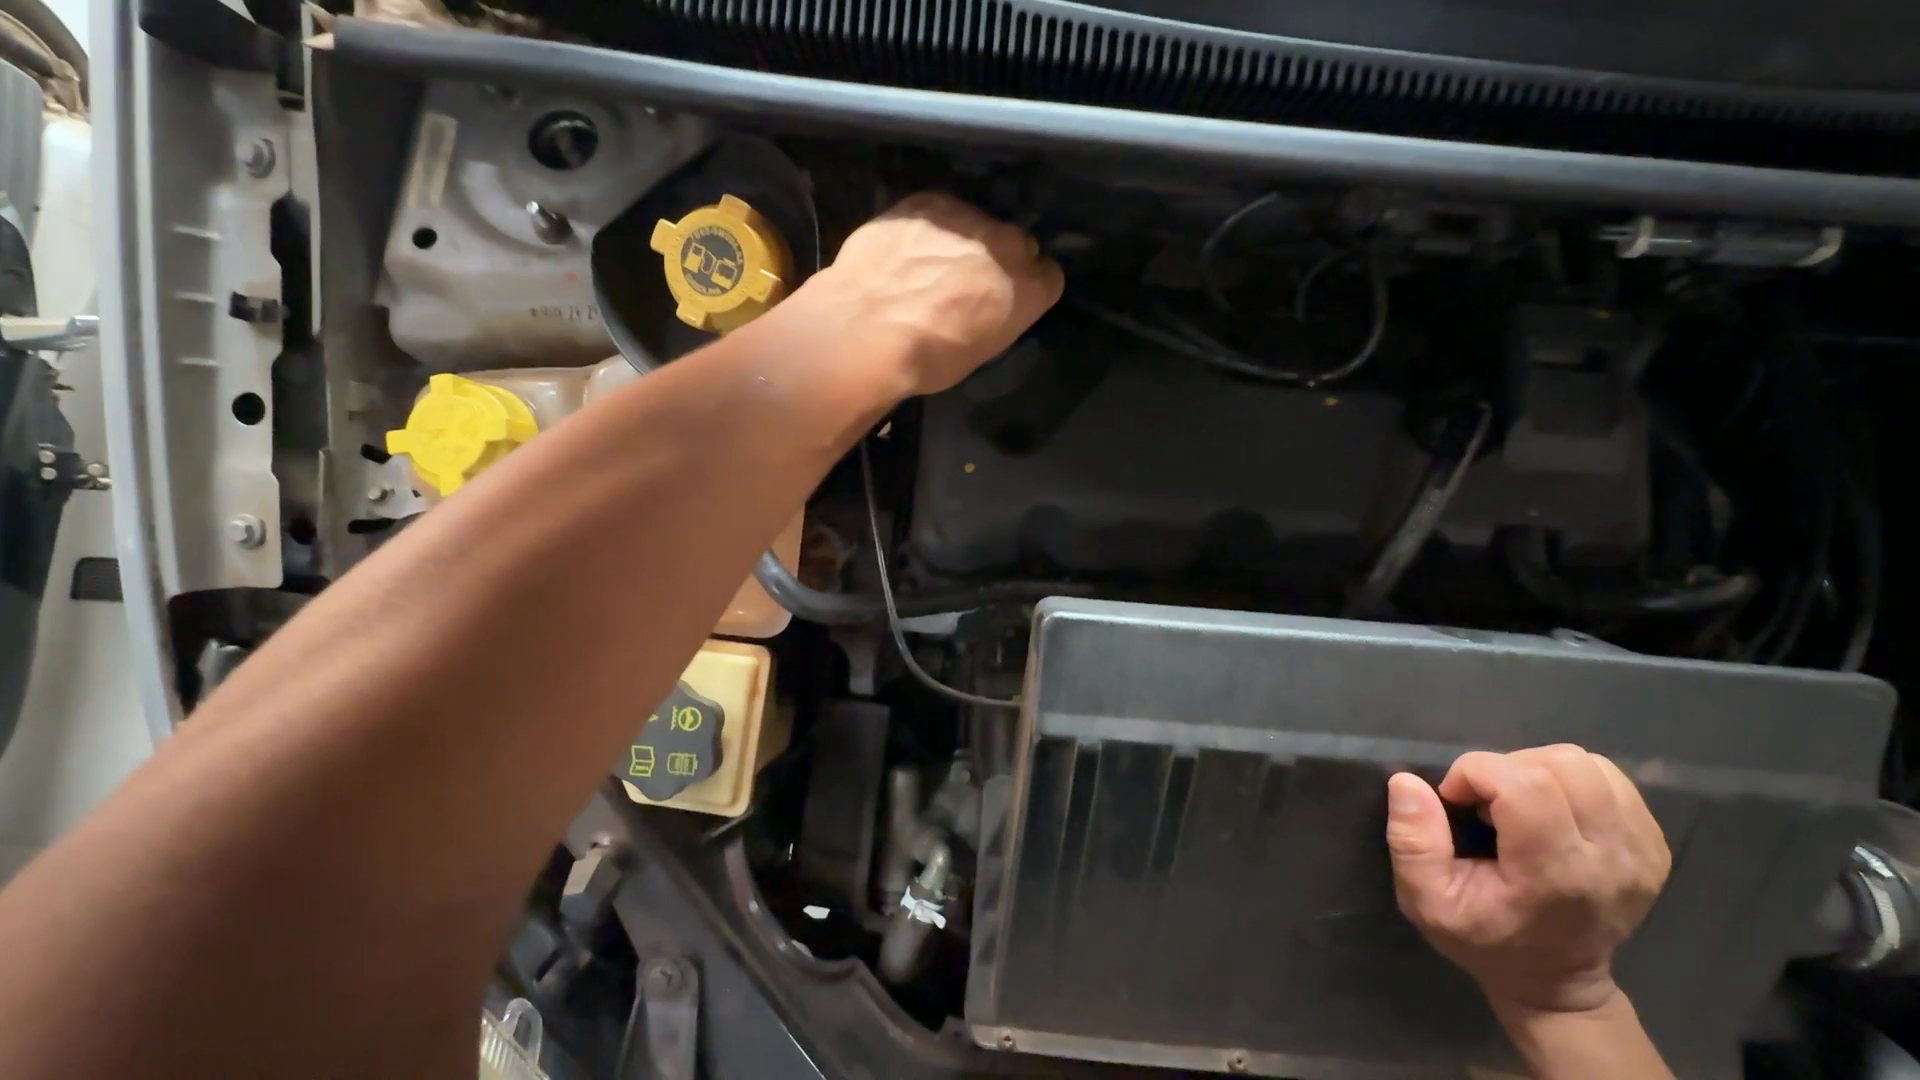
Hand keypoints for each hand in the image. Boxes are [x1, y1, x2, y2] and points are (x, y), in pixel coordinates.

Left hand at [809, 192, 1063, 395]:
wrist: (869, 330)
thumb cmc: (931, 359)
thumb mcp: (983, 350)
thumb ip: (1000, 315)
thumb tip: (989, 304)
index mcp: (1030, 286)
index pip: (1048, 275)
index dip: (1026, 286)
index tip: (1006, 298)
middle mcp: (1008, 242)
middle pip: (1014, 242)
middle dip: (997, 258)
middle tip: (964, 282)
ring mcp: (967, 215)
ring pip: (974, 223)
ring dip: (960, 240)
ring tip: (926, 266)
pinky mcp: (927, 201)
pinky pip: (937, 211)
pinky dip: (925, 228)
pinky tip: (902, 251)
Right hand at [1385, 746, 1670, 1014]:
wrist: (1556, 981)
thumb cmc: (1483, 939)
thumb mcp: (1426, 901)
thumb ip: (1412, 842)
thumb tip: (1407, 783)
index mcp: (1553, 873)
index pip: (1525, 785)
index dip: (1476, 772)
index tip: (1455, 798)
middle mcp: (1609, 858)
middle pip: (1563, 765)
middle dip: (1508, 766)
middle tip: (1488, 801)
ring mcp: (1639, 853)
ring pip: (1591, 765)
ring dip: (1541, 769)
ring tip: (1519, 802)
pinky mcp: (1653, 847)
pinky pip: (1613, 781)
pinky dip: (1573, 781)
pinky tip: (1552, 809)